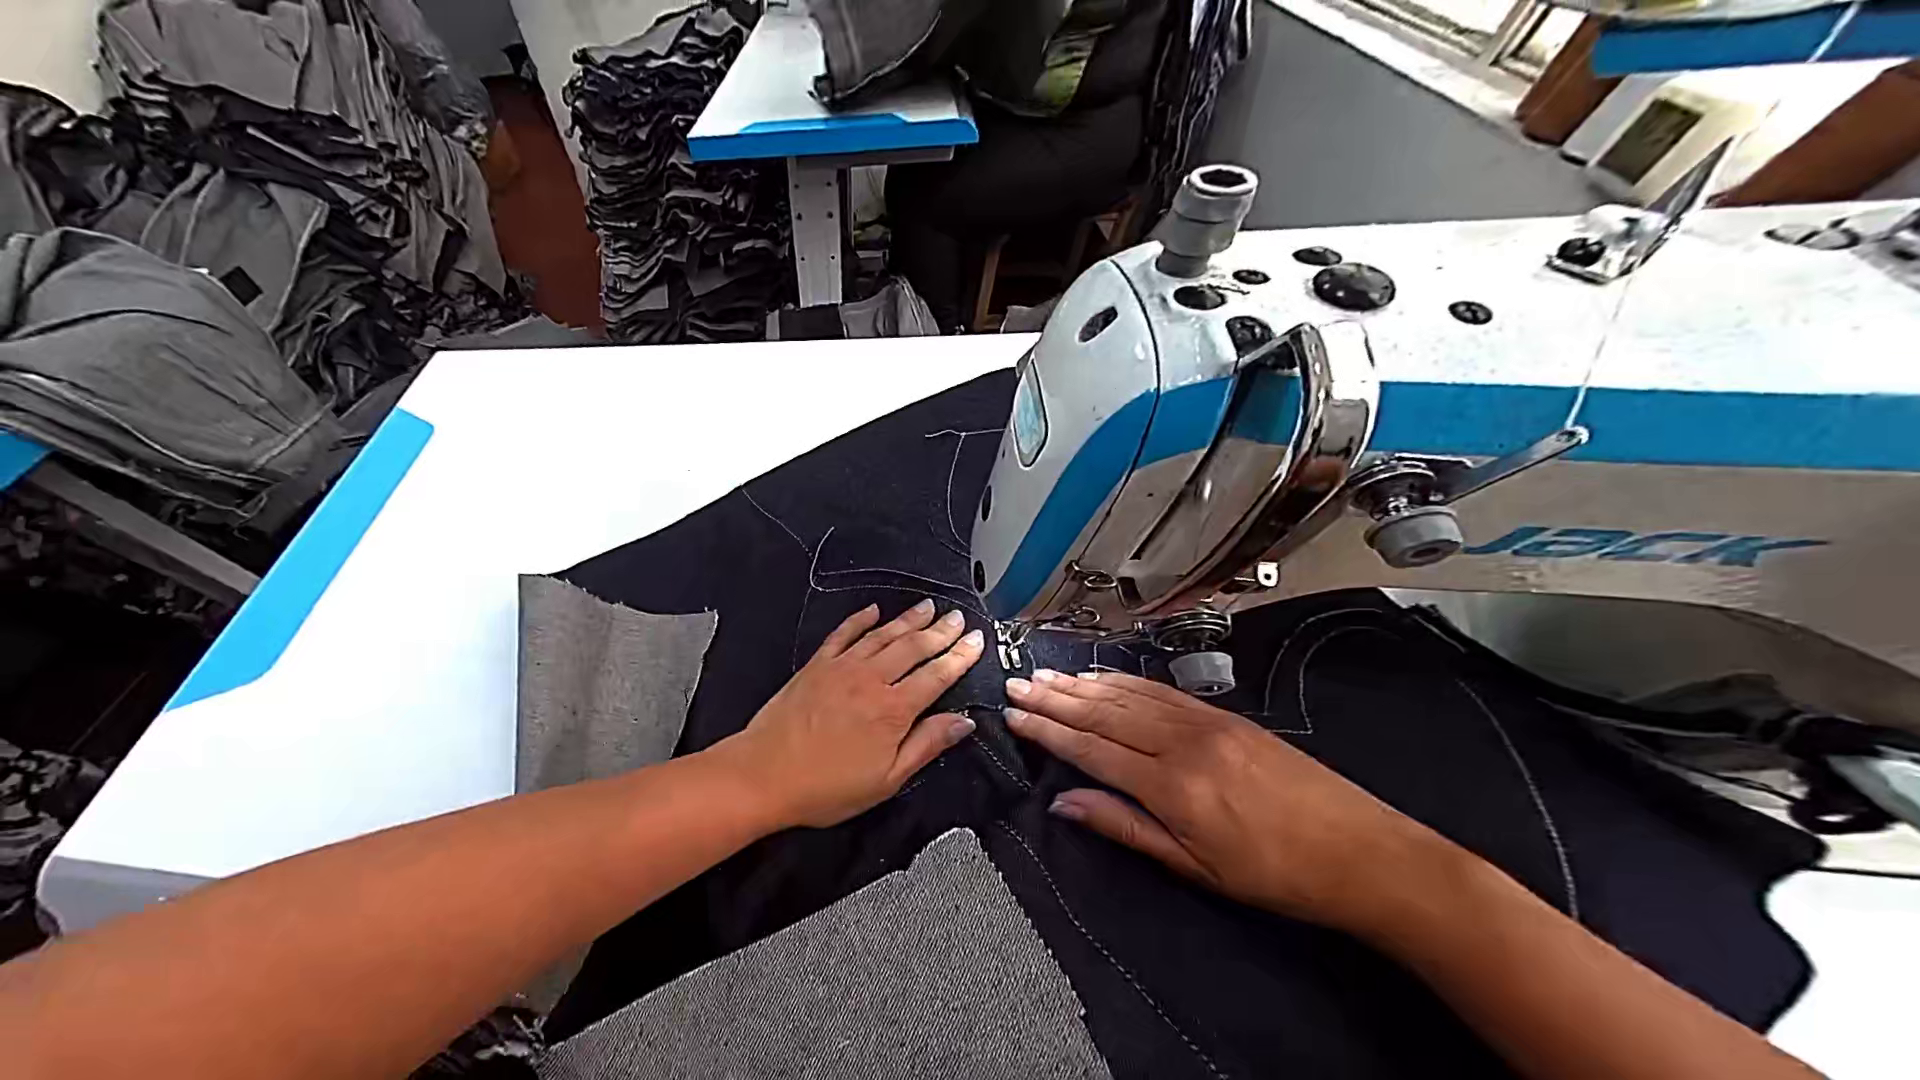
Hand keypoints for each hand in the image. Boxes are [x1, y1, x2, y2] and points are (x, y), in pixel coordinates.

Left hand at [723, 600, 983, 827]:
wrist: (762, 775)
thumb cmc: (826, 787)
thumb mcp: (886, 779)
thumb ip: (926, 745)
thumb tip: (963, 722)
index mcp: (893, 709)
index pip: (937, 675)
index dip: (960, 657)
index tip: (977, 641)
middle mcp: (871, 679)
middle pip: (914, 647)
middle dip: (941, 631)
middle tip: (959, 617)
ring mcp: (842, 667)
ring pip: (883, 635)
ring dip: (909, 619)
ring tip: (929, 607)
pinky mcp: (816, 665)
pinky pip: (843, 634)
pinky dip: (860, 620)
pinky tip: (873, 610)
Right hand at [1005, 669, 1463, 934]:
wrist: (1362, 851)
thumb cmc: (1276, 873)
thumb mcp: (1194, 866)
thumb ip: (1123, 827)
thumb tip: (1065, 803)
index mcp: (1172, 785)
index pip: (1091, 747)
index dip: (1047, 730)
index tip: (1014, 714)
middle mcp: (1182, 741)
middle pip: (1103, 712)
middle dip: (1054, 698)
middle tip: (1017, 682)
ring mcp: (1204, 721)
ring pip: (1128, 695)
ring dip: (1083, 684)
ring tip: (1047, 676)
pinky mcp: (1223, 714)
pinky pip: (1161, 690)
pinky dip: (1124, 681)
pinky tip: (1104, 678)